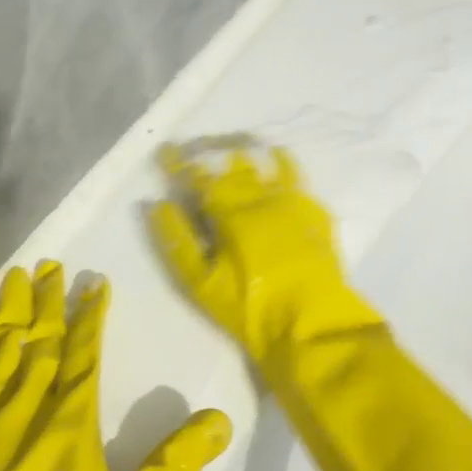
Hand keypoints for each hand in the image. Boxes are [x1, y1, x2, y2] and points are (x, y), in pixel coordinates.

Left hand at [0, 262, 232, 470]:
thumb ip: (178, 465)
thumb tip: (220, 420)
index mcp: (72, 423)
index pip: (83, 354)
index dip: (90, 315)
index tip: (94, 282)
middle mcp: (26, 411)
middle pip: (39, 343)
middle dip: (47, 302)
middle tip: (51, 266)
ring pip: (0, 352)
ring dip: (11, 312)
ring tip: (17, 277)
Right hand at [148, 144, 358, 366]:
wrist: (313, 327)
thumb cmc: (250, 309)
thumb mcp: (201, 283)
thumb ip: (177, 241)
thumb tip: (157, 204)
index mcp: (231, 212)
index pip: (198, 177)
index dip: (178, 162)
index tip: (164, 151)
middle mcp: (262, 197)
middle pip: (231, 162)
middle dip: (208, 151)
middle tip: (192, 146)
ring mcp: (292, 202)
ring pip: (264, 162)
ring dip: (244, 150)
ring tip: (230, 143)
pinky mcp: (314, 213)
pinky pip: (295, 175)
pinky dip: (280, 161)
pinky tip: (274, 157)